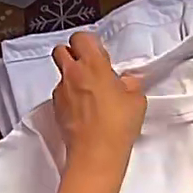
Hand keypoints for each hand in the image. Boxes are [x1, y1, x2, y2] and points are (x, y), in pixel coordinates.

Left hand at [51, 32, 146, 175]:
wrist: (96, 154)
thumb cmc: (118, 124)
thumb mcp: (136, 99)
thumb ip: (129, 83)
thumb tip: (125, 81)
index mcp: (92, 64)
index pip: (81, 37)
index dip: (89, 43)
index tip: (100, 54)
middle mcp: (72, 74)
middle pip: (61, 50)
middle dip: (72, 54)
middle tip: (88, 67)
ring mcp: (61, 92)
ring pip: (61, 74)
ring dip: (71, 77)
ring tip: (89, 92)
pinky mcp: (56, 109)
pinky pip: (60, 95)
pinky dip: (69, 97)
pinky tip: (83, 110)